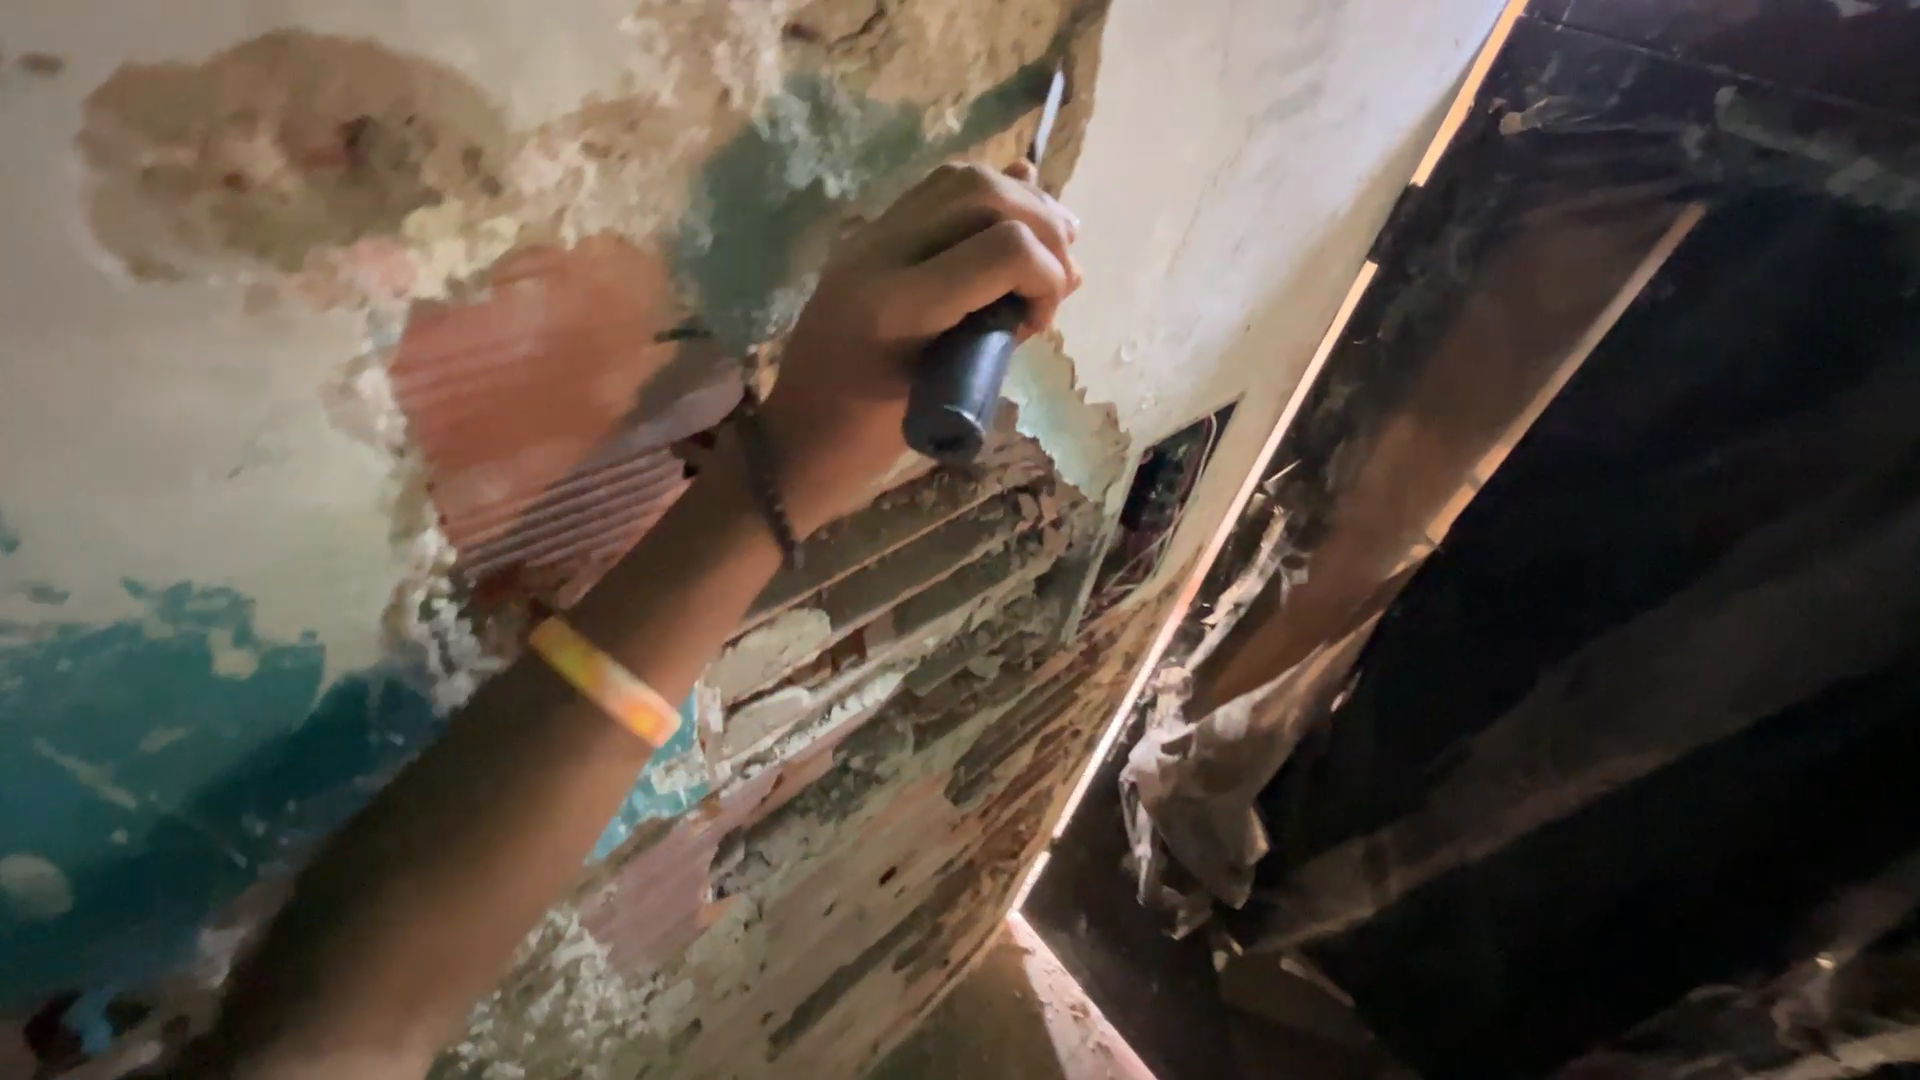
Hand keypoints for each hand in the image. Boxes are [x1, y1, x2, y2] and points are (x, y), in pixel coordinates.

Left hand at [761, 159, 1082, 533]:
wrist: (797, 438)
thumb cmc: (867, 440)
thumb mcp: (944, 395)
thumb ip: (999, 333)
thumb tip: (1062, 282)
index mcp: (897, 304)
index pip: (1003, 248)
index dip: (1049, 273)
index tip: (1045, 317)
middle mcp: (879, 253)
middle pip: (983, 195)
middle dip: (1043, 224)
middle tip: (1063, 270)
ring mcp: (868, 239)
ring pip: (958, 180)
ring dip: (1018, 200)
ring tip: (1051, 237)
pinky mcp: (867, 239)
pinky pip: (934, 192)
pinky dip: (983, 197)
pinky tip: (1013, 214)